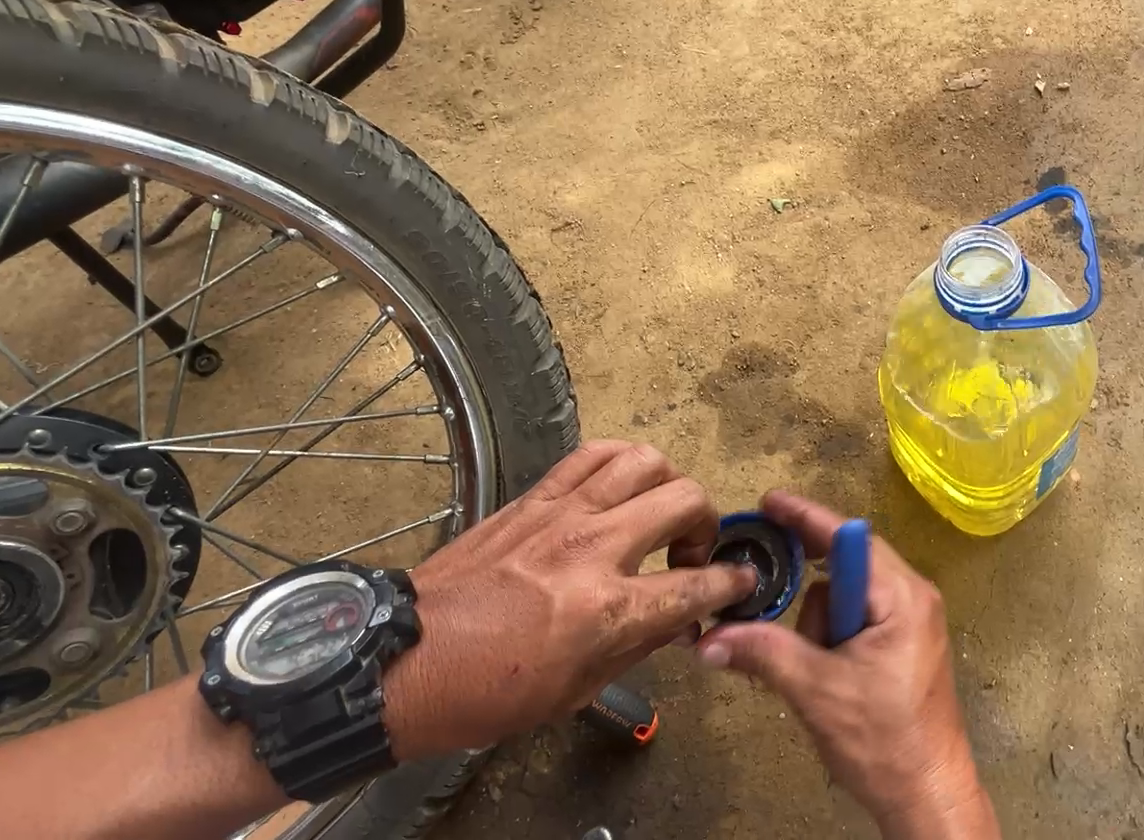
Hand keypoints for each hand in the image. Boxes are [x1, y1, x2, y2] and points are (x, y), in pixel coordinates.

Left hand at [380, 441, 756, 759]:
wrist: (403, 661)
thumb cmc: (490, 692)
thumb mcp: (578, 690)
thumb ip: (642, 642)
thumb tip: (683, 616)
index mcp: (609, 610)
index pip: (697, 583)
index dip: (731, 583)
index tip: (740, 580)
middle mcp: (595, 548)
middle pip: (685, 500)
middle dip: (706, 524)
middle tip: (689, 551)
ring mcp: (564, 513)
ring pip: (646, 461)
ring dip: (668, 483)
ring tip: (658, 509)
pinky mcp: (536, 496)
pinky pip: (594, 452)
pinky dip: (622, 459)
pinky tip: (622, 481)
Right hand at [697, 492, 998, 838]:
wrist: (928, 793)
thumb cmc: (884, 741)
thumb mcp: (816, 691)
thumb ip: (763, 653)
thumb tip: (708, 639)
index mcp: (901, 596)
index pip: (847, 539)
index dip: (807, 518)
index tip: (770, 502)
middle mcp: (912, 595)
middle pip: (846, 562)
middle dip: (806, 580)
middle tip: (767, 584)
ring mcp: (911, 618)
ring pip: (847, 592)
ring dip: (819, 620)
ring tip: (815, 667)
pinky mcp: (904, 640)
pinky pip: (858, 613)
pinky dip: (831, 630)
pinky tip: (822, 666)